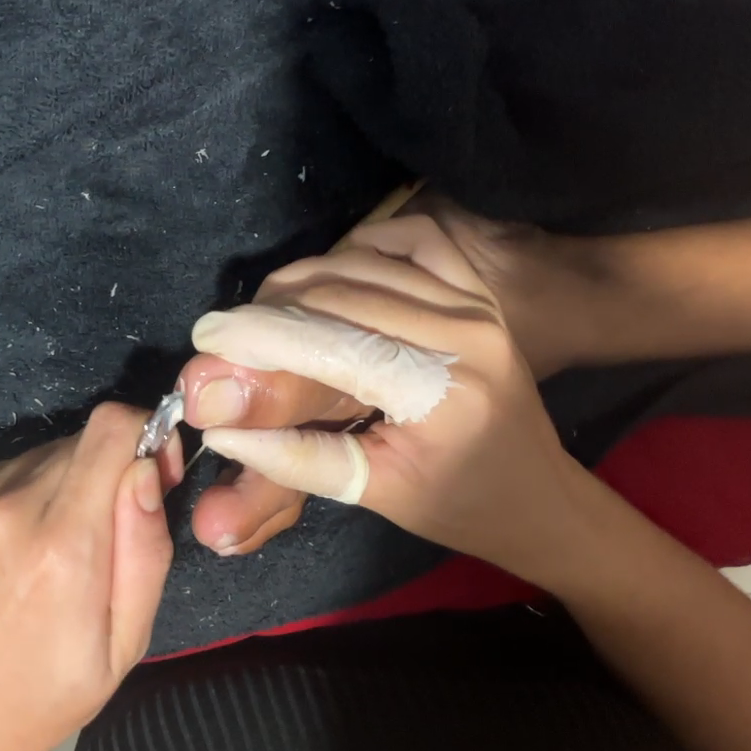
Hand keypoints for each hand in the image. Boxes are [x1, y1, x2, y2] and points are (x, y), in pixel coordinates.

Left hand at [0, 405, 178, 750]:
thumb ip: (146, 549)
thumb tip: (147, 468)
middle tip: (106, 535)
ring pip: (47, 453)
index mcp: (62, 545)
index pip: (113, 426)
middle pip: (85, 440)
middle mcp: (8, 506)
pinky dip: (28, 493)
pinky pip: (10, 469)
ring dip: (68, 484)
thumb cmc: (41, 698)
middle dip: (111, 471)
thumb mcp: (123, 647)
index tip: (154, 478)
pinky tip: (16, 548)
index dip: (146, 436)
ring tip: (53, 552)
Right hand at [190, 216, 586, 572]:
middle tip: (231, 331)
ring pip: (367, 262)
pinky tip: (332, 273)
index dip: (262, 334)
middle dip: (274, 306)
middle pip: (342, 291)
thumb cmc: (459, 507)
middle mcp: (463, 330)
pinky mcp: (478, 291)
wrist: (541, 498)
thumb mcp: (376, 493)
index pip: (331, 342)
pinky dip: (361, 248)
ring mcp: (475, 303)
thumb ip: (296, 457)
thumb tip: (218, 428)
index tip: (209, 336)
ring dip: (306, 278)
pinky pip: (410, 242)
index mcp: (440, 391)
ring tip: (268, 309)